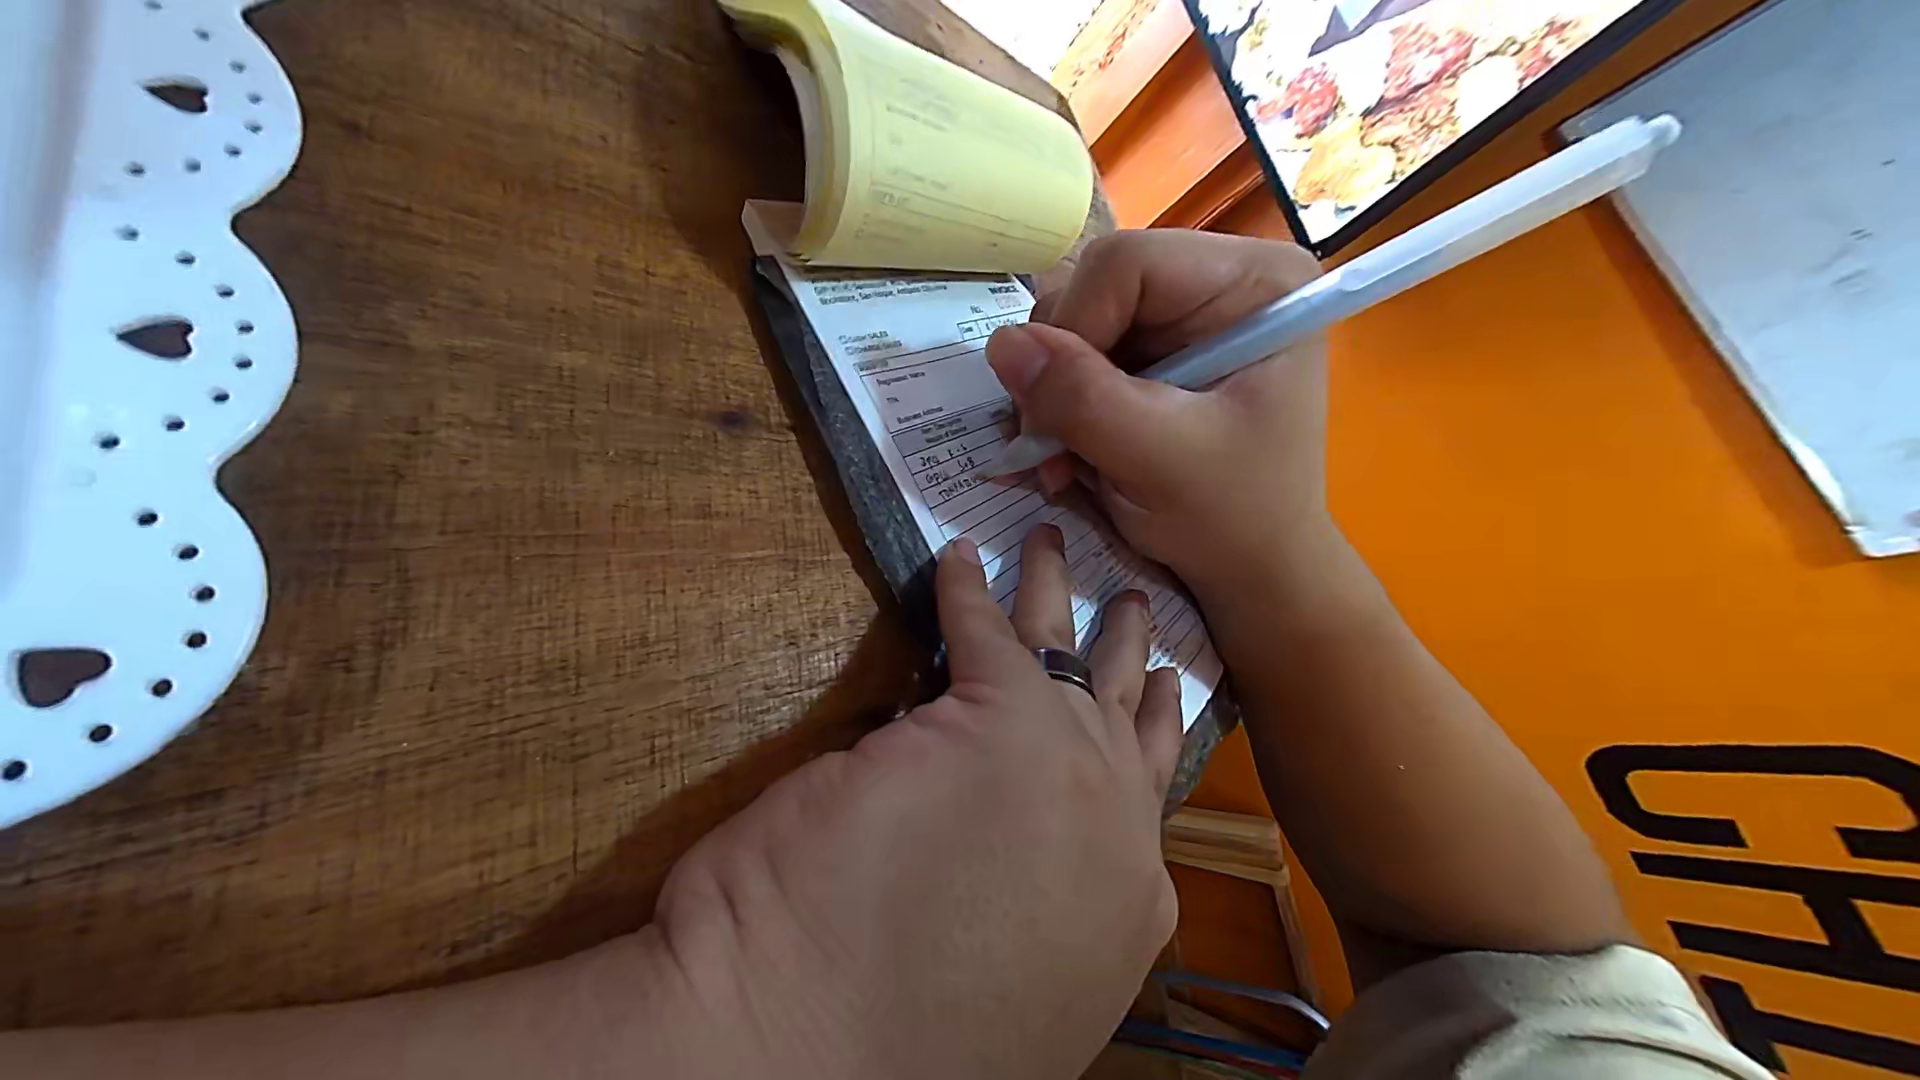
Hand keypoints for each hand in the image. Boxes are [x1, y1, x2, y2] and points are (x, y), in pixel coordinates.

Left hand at [649, 528, 1183, 1079]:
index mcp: (1128, 890)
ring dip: (1060, 589)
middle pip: (1128, 701)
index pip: (1154, 783)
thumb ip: (1046, 883)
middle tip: (1136, 602)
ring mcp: (1064, 754)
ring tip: (1057, 549)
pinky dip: (968, 586)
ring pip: (1074, 646)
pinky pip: (984, 624)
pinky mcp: (990, 707)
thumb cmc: (910, 1030)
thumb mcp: (1025, 959)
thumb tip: (1021, 828)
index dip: (1154, 727)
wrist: (814, 1052)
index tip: (1161, 691)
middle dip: (1131, 643)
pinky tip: (959, 556)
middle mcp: (1116, 814)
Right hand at [985, 230, 1329, 600]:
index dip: (1074, 332)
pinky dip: (1062, 408)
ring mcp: (1183, 317)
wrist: (1250, 564)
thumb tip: (1002, 343)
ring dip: (1054, 397)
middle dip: (1060, 374)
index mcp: (1254, 282)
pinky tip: (1074, 452)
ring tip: (1066, 460)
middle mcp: (1218, 281)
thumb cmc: (1229, 517)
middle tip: (1055, 449)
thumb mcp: (1155, 460)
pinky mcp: (1156, 351)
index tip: (1062, 416)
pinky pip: (1078, 357)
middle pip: (1093, 289)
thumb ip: (1081, 399)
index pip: (1125, 264)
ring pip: (1075, 324)